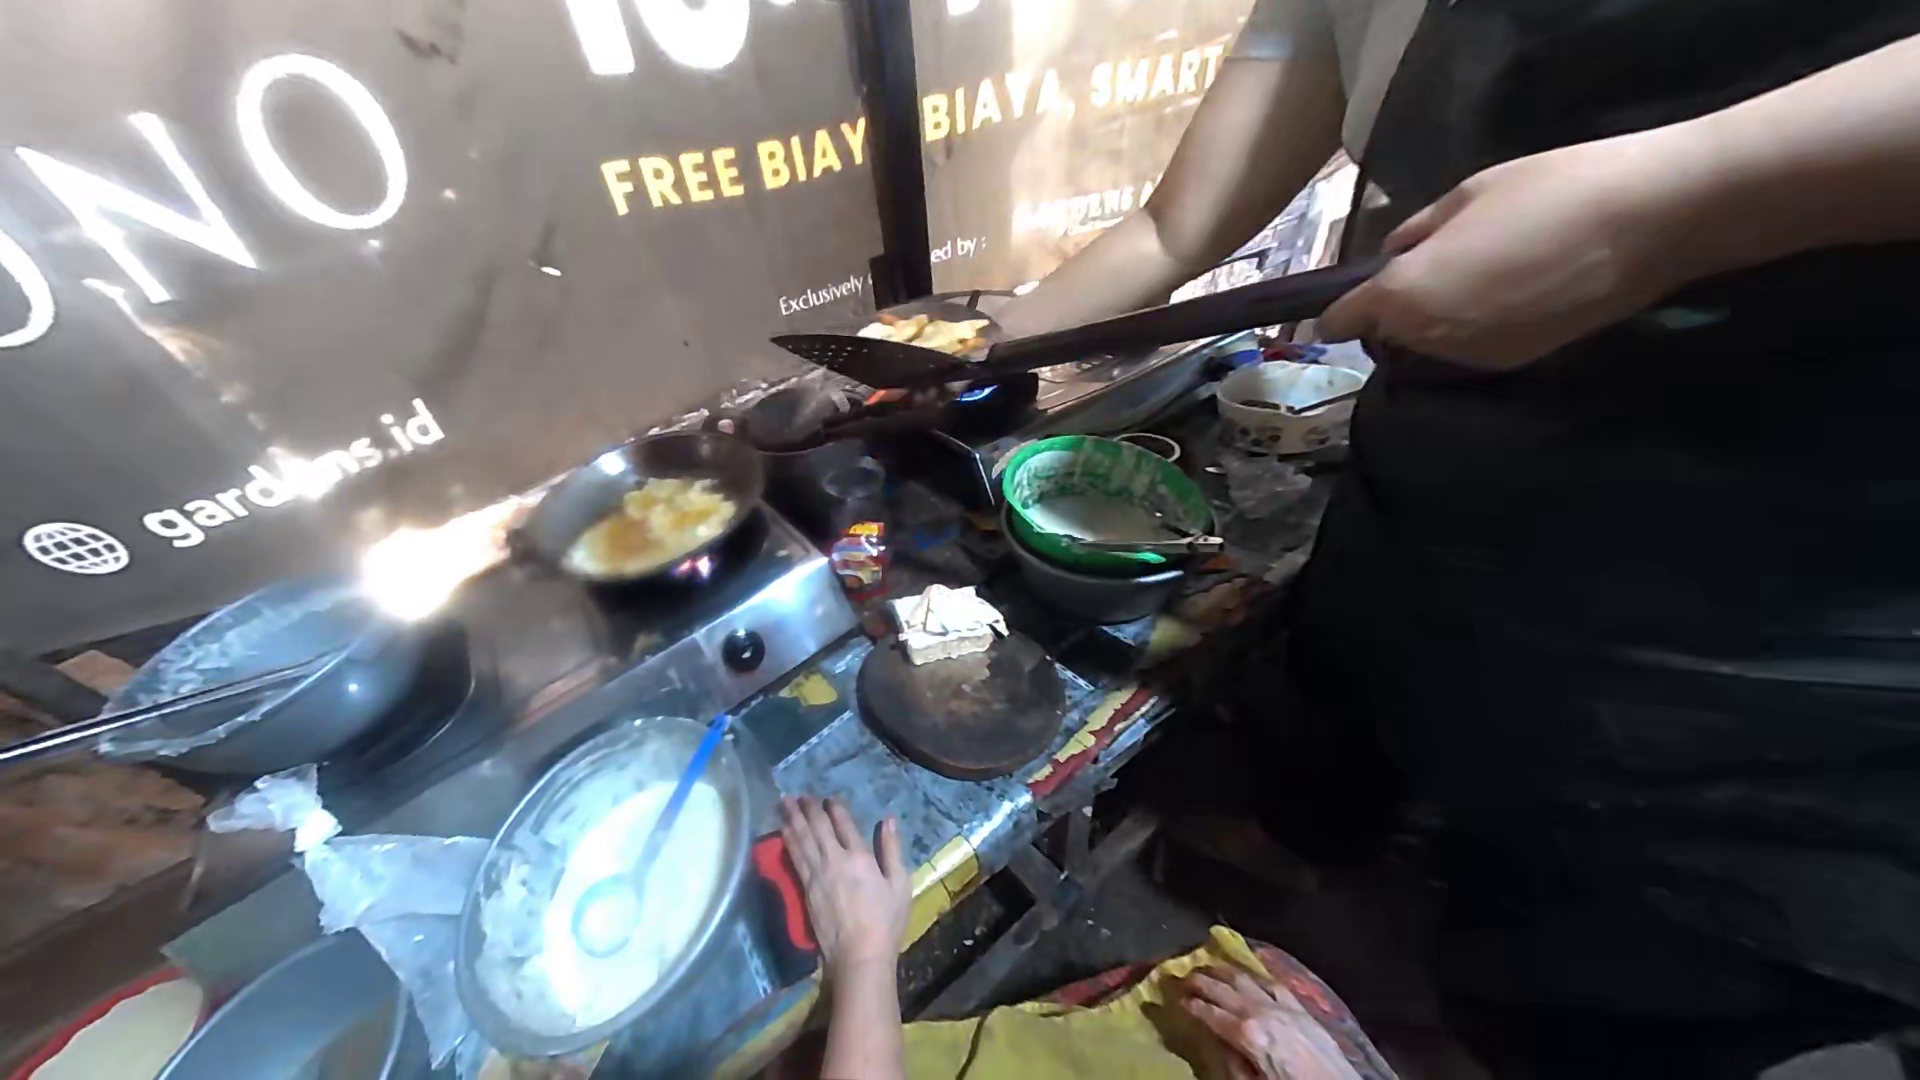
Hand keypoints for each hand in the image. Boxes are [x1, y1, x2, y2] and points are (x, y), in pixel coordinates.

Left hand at [780, 795, 910, 976]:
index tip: (829, 797)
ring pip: (801, 841)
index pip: (843, 824)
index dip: (835, 808)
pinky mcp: (805, 892)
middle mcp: (834, 861)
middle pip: (817, 828)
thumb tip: (888, 819)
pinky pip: (795, 859)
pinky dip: (788, 842)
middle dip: (808, 809)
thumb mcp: (899, 883)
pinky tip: (784, 833)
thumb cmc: (886, 920)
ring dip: (792, 820)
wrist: (859, 958)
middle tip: (799, 794)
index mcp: (859, 857)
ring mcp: (816, 877)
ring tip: (784, 803)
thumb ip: (892, 849)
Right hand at [1179, 966, 1361, 1079]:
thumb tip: (1216, 1042)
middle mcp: (1259, 1011)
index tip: (1175, 998)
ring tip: (1205, 965)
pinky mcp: (1299, 1006)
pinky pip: (1271, 981)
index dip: (1190, 1004)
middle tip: (1179, 976)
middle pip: (1221, 988)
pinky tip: (1245, 970)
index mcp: (1247, 1035)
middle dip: (1197, 980)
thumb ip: (1233, 1065)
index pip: (1209, 1013)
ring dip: (1220, 969)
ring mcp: (1280, 1004)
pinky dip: (1253, 973)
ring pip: (1242, 977)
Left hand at [1319, 128, 1700, 368]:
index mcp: (1401, 294)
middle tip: (1428, 278)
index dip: (1336, 314)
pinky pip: (1463, 351)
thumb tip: (1392, 256)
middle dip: (1391, 314)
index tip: (1342, 308)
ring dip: (1430, 324)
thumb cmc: (1557, 189)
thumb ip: (1415, 233)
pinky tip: (1509, 301)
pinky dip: (1468, 333)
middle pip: (1382, 335)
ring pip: (1421, 346)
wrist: (1661, 218)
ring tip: (1478, 283)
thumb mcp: (1469, 193)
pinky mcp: (1502, 366)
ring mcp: (1462, 355)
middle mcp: (1421, 334)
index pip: (1340, 321)